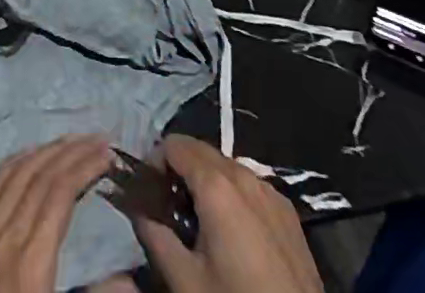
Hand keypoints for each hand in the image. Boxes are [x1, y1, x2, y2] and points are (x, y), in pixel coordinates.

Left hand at [0, 135, 113, 292]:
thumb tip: (129, 279)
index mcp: (31, 259)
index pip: (60, 192)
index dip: (86, 165)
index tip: (110, 153)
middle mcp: (5, 234)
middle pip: (40, 175)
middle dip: (72, 150)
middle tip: (99, 137)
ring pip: (16, 173)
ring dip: (46, 149)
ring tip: (72, 139)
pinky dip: (16, 162)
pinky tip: (30, 157)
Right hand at [131, 135, 321, 292]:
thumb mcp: (184, 279)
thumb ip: (155, 236)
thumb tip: (138, 209)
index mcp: (217, 185)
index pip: (175, 145)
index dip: (155, 161)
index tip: (148, 191)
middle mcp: (245, 175)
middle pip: (201, 150)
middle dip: (178, 169)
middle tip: (165, 206)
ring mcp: (270, 189)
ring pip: (226, 166)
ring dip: (204, 180)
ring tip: (195, 221)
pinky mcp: (286, 208)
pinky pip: (248, 185)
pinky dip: (230, 193)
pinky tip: (228, 231)